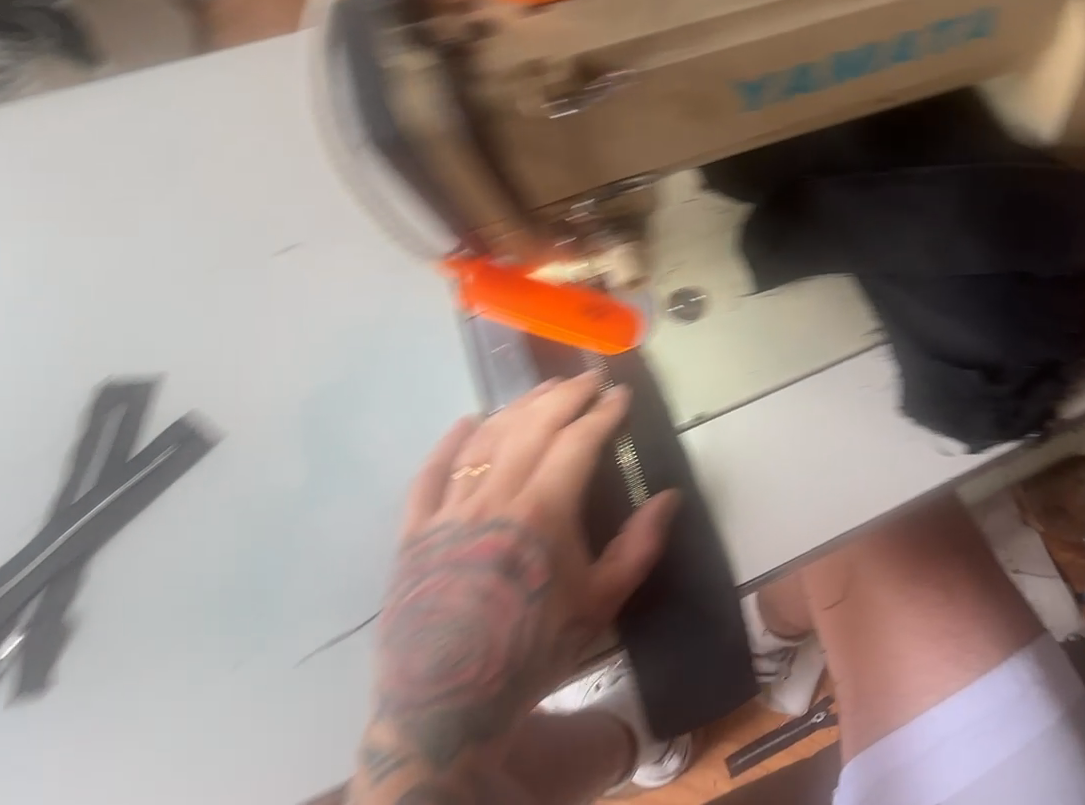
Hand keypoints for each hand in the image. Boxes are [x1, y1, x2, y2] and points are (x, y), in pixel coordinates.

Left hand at [360, 373, 679, 783]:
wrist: (447, 704)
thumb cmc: (534, 649)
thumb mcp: (601, 603)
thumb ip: (639, 546)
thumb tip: (669, 497)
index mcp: (543, 510)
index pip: (578, 440)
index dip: (603, 412)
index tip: (621, 394)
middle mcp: (494, 496)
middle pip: (532, 425)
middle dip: (564, 395)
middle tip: (588, 379)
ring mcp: (448, 511)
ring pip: (485, 440)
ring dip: (518, 407)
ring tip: (543, 391)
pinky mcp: (415, 532)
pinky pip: (429, 475)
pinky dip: (448, 443)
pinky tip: (465, 422)